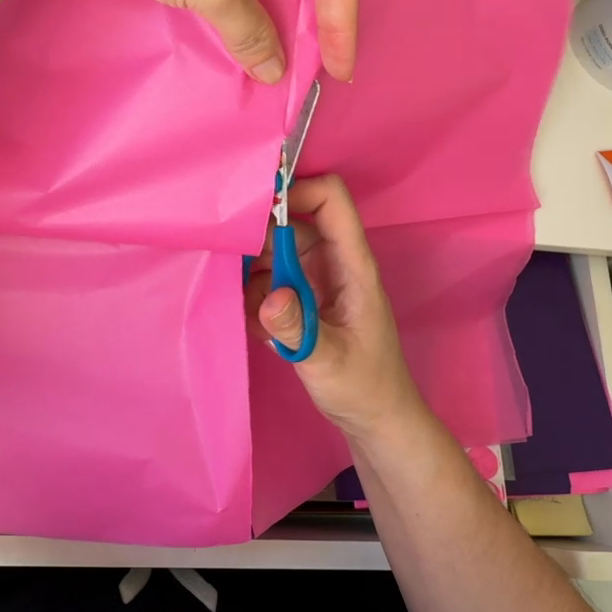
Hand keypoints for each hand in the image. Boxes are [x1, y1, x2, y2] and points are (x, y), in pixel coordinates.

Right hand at [245, 176, 426, 437]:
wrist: (376, 419)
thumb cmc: (364, 387)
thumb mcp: (328, 361)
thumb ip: (297, 329)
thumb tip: (268, 296)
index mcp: (351, 265)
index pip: (330, 200)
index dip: (297, 191)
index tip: (257, 211)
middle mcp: (332, 263)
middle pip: (291, 223)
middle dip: (260, 239)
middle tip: (236, 267)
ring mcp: (315, 281)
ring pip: (275, 253)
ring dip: (255, 276)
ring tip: (252, 311)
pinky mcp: (301, 300)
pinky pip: (270, 281)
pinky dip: (257, 299)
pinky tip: (261, 330)